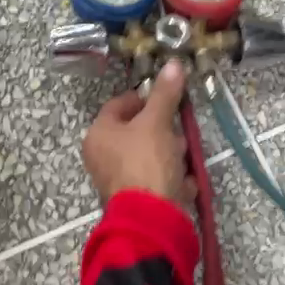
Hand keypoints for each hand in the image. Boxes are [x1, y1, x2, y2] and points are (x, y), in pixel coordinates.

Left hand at [81, 60, 196, 208]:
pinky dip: (171, 178)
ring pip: (149, 155)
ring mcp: (118, 180)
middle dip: (163, 129)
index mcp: (99, 134)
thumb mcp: (157, 122)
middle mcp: (102, 156)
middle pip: (137, 131)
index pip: (119, 104)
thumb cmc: (147, 162)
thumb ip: (165, 93)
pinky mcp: (135, 200)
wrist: (152, 220)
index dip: (143, 98)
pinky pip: (156, 180)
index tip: (166, 98)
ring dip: (171, 154)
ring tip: (185, 158)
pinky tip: (184, 182)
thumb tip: (173, 64)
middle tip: (179, 131)